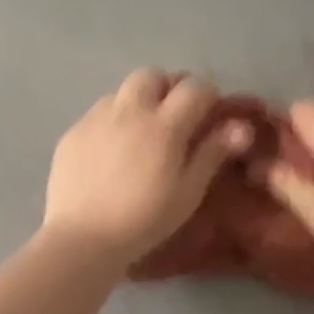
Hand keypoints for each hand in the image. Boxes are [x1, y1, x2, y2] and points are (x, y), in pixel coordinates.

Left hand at [43, 70, 252, 264]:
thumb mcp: (188, 192)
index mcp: (164, 125)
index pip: (194, 87)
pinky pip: (98, 112)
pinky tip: (112, 151)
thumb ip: (212, 153)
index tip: (210, 114)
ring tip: (142, 132)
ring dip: (138, 100)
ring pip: (122, 90)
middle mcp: (129, 110)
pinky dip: (112, 120)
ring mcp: (96, 119)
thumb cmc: (144, 220)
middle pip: (153, 75)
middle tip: (175, 117)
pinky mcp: (73, 133)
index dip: (208, 95)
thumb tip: (240, 126)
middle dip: (168, 88)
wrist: (83, 238)